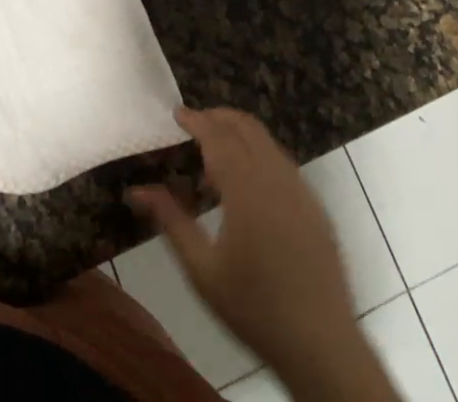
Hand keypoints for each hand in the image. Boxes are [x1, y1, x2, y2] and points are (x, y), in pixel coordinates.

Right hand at [129, 108, 358, 385]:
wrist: (321, 344)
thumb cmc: (252, 307)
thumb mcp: (201, 268)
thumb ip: (171, 220)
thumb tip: (136, 190)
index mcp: (248, 190)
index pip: (219, 137)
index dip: (196, 120)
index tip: (176, 113)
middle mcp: (278, 180)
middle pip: (248, 129)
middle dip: (219, 118)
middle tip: (191, 125)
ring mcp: (302, 193)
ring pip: (268, 144)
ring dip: (239, 137)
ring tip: (211, 158)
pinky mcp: (316, 209)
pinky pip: (283, 165)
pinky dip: (259, 156)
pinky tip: (243, 187)